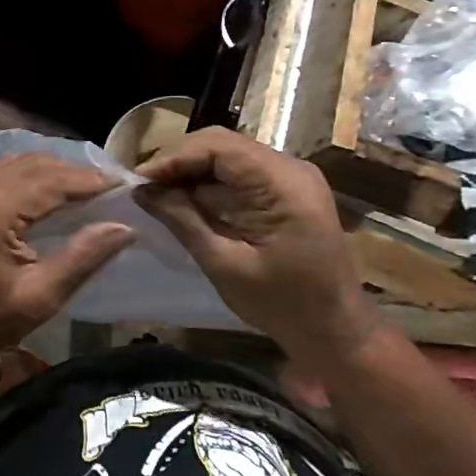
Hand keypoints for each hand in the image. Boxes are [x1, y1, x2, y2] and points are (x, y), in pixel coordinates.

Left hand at [0, 154, 135, 374]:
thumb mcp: (42, 296)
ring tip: (88, 187)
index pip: (54, 181)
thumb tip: (126, 227)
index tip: (126, 185)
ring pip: (20, 162)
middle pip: (38, 165)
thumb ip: (84, 257)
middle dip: (77, 173)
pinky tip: (47, 186)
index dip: (92, 181)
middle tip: (113, 187)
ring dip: (55, 169)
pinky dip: (29, 170)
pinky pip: (2, 168)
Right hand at [134, 128, 378, 357]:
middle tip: (143, 187)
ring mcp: (291, 177)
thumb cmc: (283, 305)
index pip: (218, 146)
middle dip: (178, 161)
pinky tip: (183, 199)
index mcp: (283, 184)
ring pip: (228, 155)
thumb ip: (184, 221)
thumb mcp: (225, 265)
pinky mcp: (286, 190)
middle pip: (222, 144)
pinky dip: (208, 182)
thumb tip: (143, 192)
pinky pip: (239, 173)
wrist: (336, 330)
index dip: (173, 158)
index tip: (139, 181)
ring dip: (190, 171)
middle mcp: (290, 168)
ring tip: (156, 192)